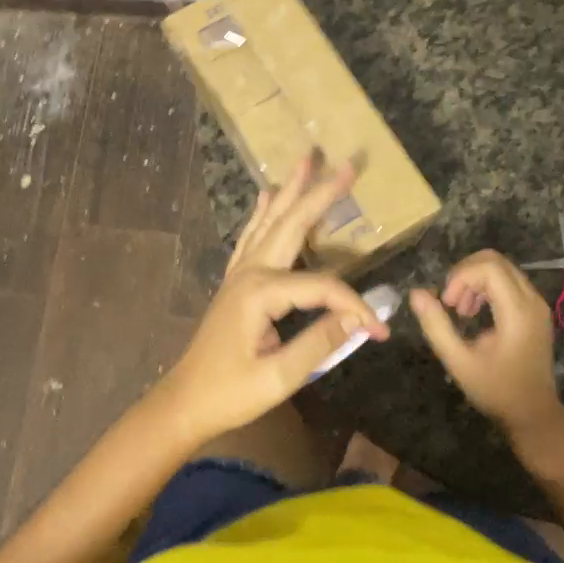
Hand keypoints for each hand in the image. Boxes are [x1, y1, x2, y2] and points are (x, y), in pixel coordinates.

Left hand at [154, 155, 387, 445]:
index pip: (323, 288)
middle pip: (292, 226)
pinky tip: (267, 195)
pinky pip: (251, 238)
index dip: (355, 306)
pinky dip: (262, 214)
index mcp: (261, 293)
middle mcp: (250, 273)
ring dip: (291, 191)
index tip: (379, 332)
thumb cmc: (230, 393)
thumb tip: (360, 318)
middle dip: (321, 195)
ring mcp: (239, 275)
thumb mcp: (279, 377)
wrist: (184, 403)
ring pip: (270, 224)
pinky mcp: (235, 284)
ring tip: (306, 159)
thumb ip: (320, 343)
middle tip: (348, 166)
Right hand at [411, 250, 562, 433]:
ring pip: (502, 268)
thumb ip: (437, 326)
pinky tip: (475, 312)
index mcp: (517, 312)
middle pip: (495, 260)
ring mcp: (537, 304)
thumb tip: (416, 293)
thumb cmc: (496, 390)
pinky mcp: (535, 310)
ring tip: (460, 310)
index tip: (447, 303)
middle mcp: (532, 300)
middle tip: (450, 302)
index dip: (461, 276)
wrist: (534, 414)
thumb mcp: (459, 362)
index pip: (488, 267)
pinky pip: (509, 281)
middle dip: (465, 273)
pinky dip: (486, 287)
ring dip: (475, 280)